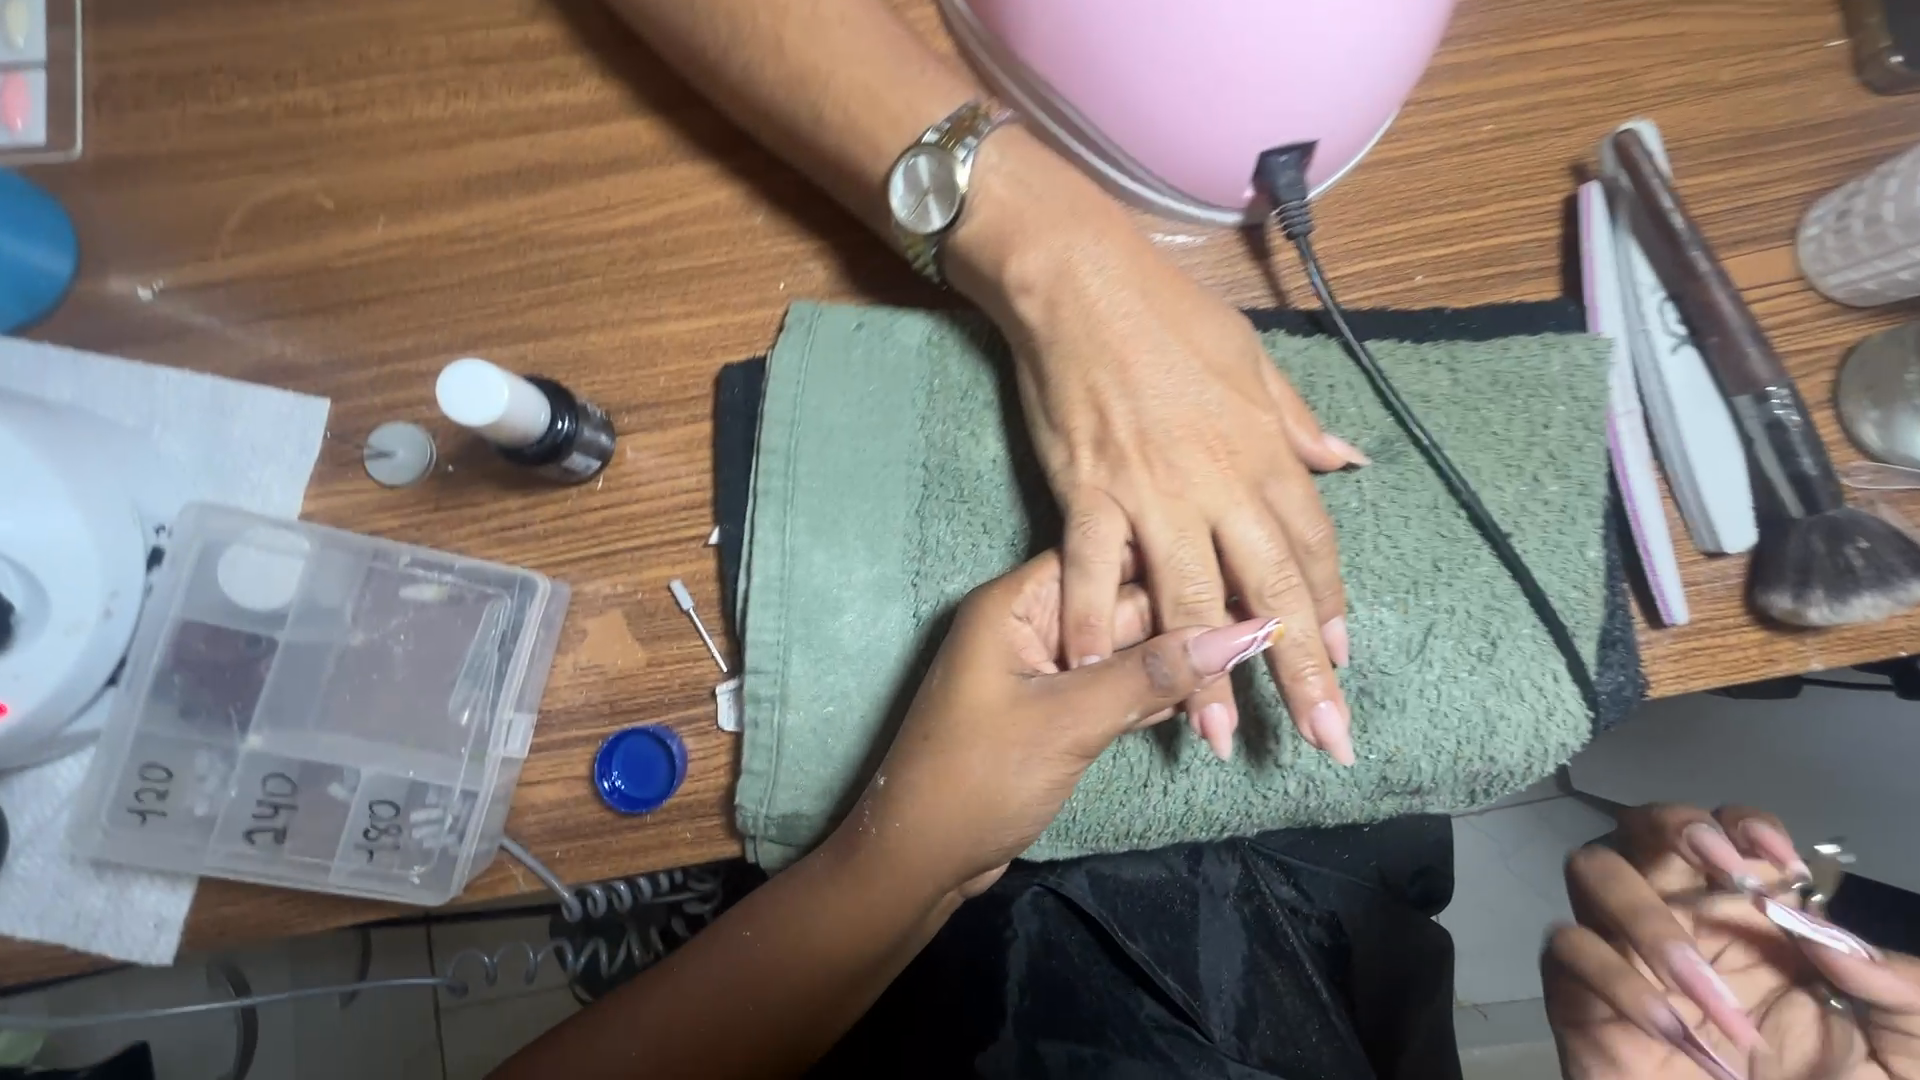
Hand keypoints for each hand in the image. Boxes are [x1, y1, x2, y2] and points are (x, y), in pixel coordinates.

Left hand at [828, 552, 1282, 899]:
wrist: (924, 857)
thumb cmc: (983, 775)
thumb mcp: (1070, 719)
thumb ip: (1152, 674)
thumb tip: (1241, 633)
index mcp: (1018, 604)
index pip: (1102, 560)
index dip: (1168, 561)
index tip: (1241, 565)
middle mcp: (1031, 626)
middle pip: (1117, 607)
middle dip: (1181, 622)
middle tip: (1267, 625)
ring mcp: (1043, 671)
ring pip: (1120, 653)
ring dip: (1173, 666)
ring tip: (1251, 662)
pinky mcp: (1054, 710)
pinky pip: (1110, 689)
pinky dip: (1149, 697)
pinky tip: (1204, 701)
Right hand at [957, 189, 1361, 766]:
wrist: (1082, 286)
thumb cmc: (1170, 317)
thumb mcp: (1253, 359)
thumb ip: (1298, 422)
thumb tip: (1351, 464)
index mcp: (1263, 451)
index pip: (1310, 546)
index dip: (1330, 610)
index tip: (1345, 666)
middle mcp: (1217, 484)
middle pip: (1267, 588)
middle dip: (1298, 669)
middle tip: (1324, 740)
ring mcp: (1151, 494)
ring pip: (1186, 595)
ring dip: (1203, 671)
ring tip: (1217, 738)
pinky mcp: (1087, 493)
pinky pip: (1094, 568)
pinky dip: (1095, 620)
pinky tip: (1095, 672)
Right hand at [1543, 803, 1919, 1079]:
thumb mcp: (1918, 1064)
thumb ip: (1905, 995)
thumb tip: (1825, 934)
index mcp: (1749, 921)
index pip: (1723, 832)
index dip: (1739, 823)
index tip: (1775, 859)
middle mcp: (1676, 915)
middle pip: (1637, 826)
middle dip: (1671, 827)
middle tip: (1721, 866)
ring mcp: (1619, 947)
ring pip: (1590, 869)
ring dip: (1645, 914)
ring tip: (1710, 994)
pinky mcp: (1575, 988)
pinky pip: (1569, 947)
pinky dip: (1622, 984)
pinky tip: (1682, 1038)